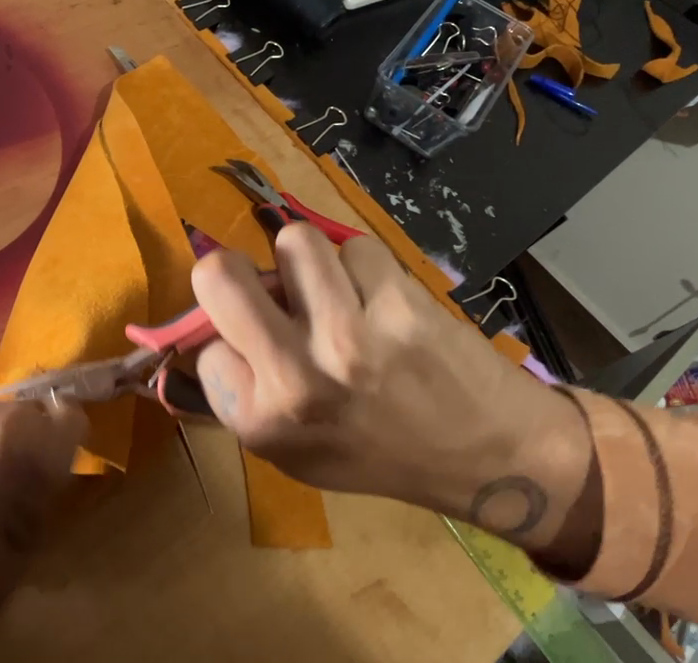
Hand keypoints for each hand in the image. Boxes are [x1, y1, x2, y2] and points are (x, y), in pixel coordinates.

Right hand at [192, 224, 595, 554]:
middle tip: (269, 287)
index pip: (203, 338)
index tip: (258, 347)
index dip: (227, 335)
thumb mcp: (294, 452)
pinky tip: (382, 299)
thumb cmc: (381, 453)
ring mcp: (350, 336)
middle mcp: (297, 378)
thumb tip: (207, 326)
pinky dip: (364, 266)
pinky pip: (356, 248)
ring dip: (310, 262)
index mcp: (263, 419)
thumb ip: (243, 393)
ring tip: (336, 292)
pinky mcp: (399, 304)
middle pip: (220, 274)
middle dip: (233, 270)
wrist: (494, 457)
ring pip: (294, 242)